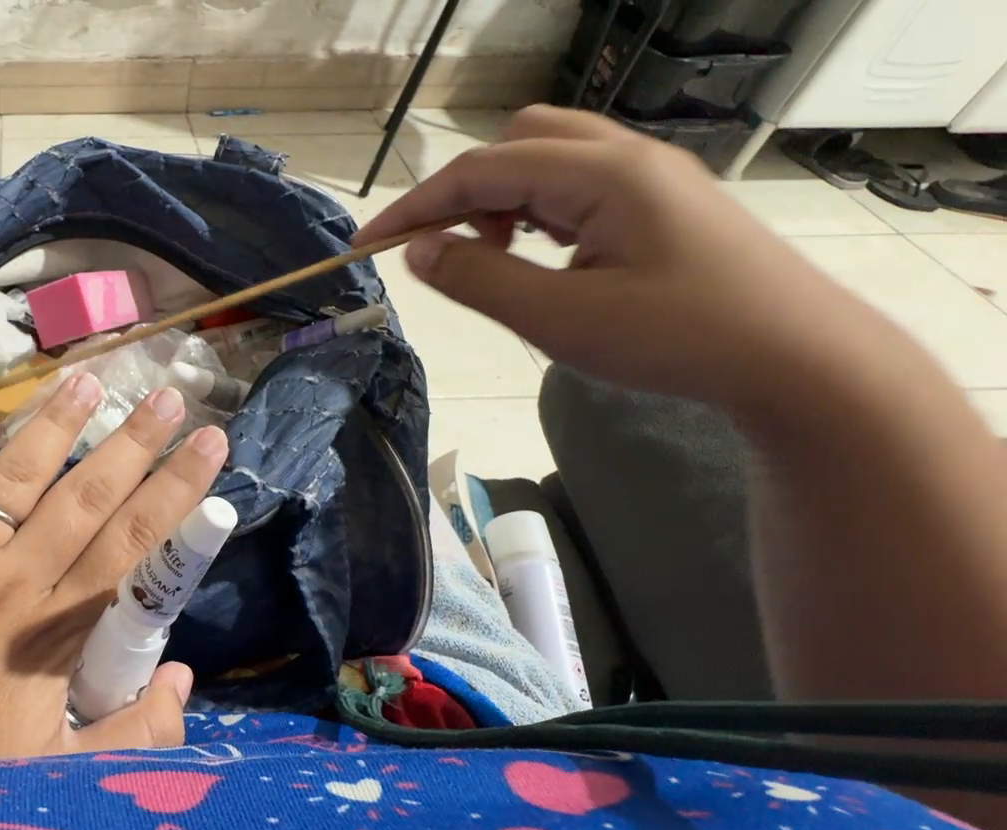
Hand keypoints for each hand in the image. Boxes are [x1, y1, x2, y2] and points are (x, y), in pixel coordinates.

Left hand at [0, 374, 228, 768]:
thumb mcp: (58, 779)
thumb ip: (134, 735)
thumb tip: (183, 674)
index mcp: (51, 632)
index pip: (130, 545)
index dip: (176, 489)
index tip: (211, 441)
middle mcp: (2, 582)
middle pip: (82, 498)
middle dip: (131, 443)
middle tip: (166, 394)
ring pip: (8, 479)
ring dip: (51, 428)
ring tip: (88, 382)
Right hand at [353, 106, 894, 414]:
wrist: (796, 359)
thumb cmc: (674, 340)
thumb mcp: (558, 319)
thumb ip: (479, 278)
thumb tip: (417, 250)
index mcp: (603, 175)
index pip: (482, 170)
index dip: (414, 206)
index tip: (364, 247)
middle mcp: (628, 158)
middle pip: (520, 139)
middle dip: (466, 190)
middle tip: (452, 252)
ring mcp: (650, 178)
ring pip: (551, 157)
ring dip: (503, 198)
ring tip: (498, 260)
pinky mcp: (662, 204)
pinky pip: (579, 183)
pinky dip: (538, 210)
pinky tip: (544, 257)